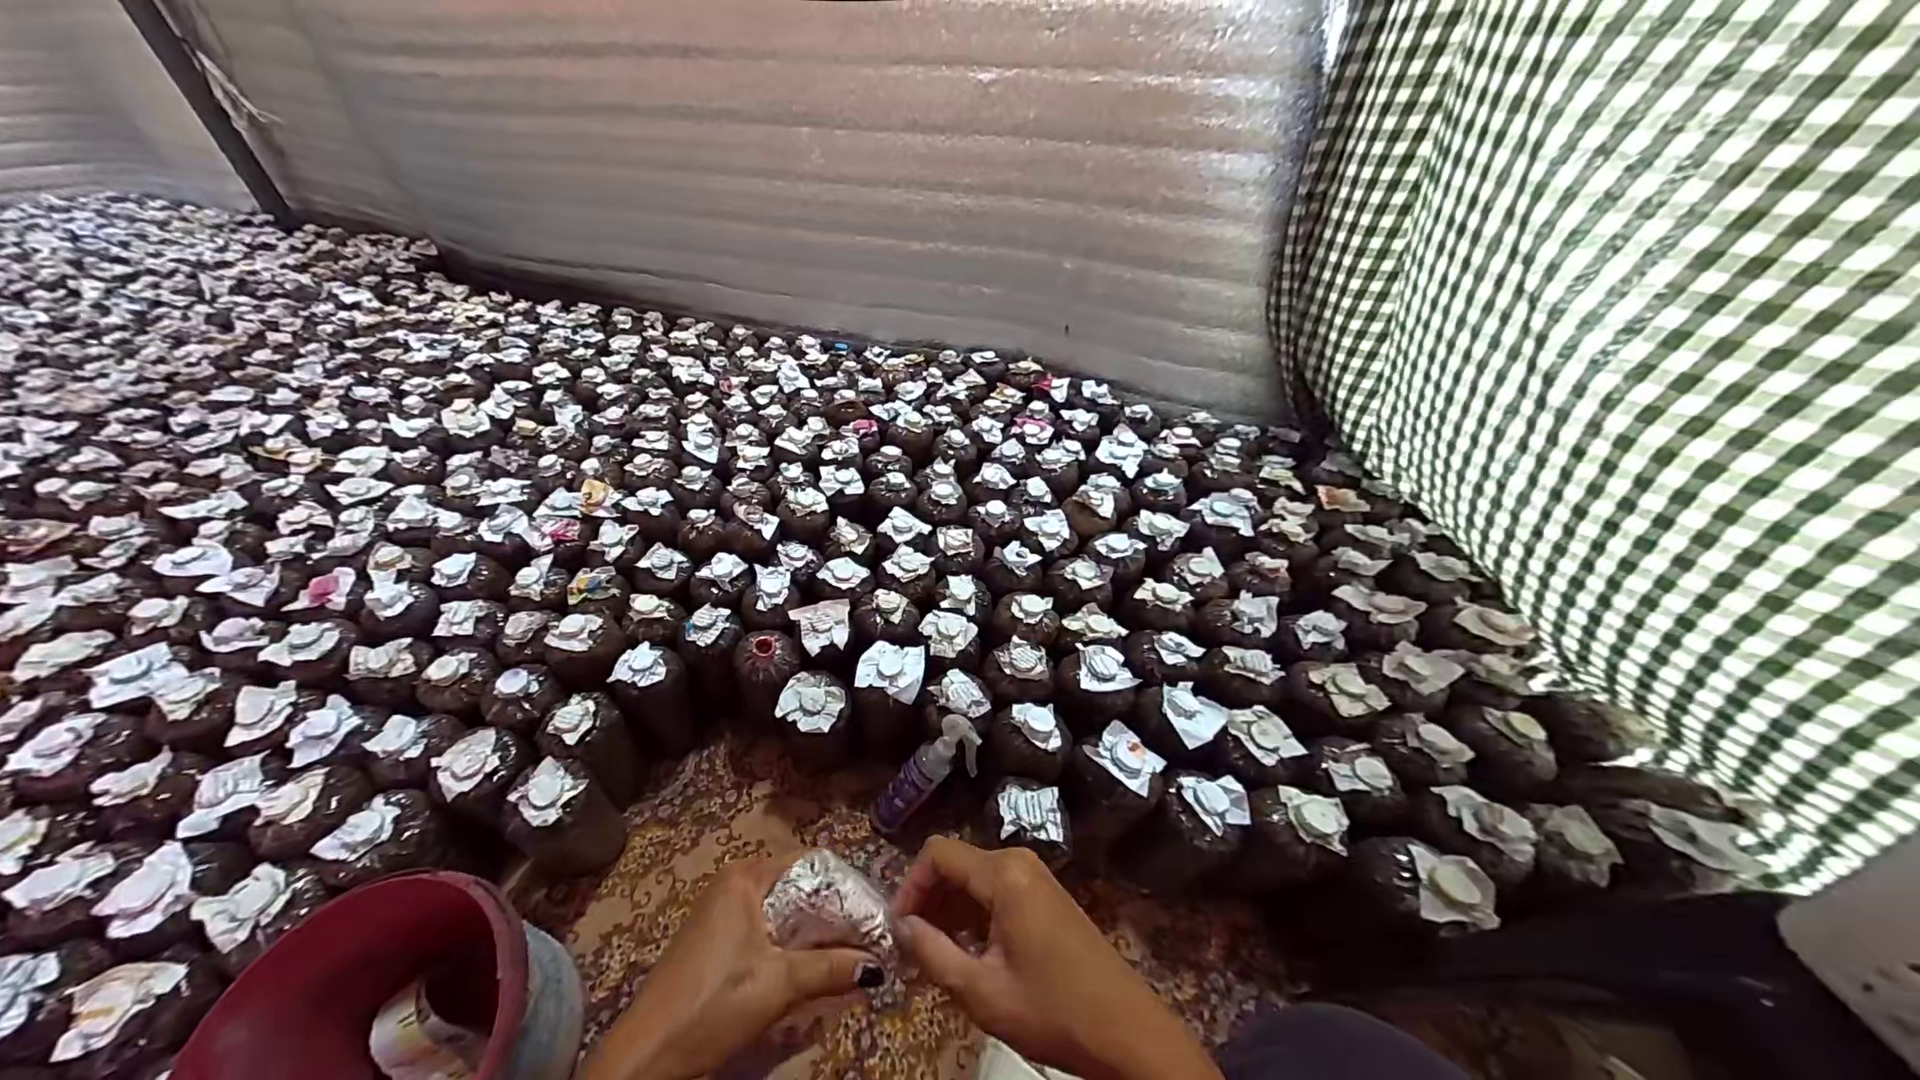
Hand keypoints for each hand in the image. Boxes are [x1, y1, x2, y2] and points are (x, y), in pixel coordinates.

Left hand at [581, 853, 883, 1079]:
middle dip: (832, 915)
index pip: (811, 863)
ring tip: (845, 957)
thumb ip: (831, 968)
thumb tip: (880, 966)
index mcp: (745, 877)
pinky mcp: (714, 945)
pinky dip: (789, 948)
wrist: (642, 1061)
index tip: (872, 913)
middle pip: (798, 888)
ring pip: (783, 914)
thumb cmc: (712, 1005)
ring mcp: (720, 915)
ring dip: (813, 935)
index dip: (845, 886)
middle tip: (866, 939)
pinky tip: (808, 973)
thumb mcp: (779, 985)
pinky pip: (765, 933)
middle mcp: (733, 886)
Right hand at [893, 837, 1222, 1079]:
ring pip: (975, 878)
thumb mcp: (982, 990)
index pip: (937, 854)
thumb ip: (933, 952)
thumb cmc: (1052, 1010)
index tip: (897, 929)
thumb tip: (901, 927)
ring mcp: (1036, 877)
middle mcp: (1019, 862)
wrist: (1126, 1031)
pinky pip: (997, 890)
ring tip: (934, 954)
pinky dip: (973, 913)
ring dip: (949, 909)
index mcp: (1004, 873)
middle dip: (928, 900)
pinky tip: (967, 951)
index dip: (910, 886)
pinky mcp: (1046, 896)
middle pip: (956, 863)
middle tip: (912, 947)